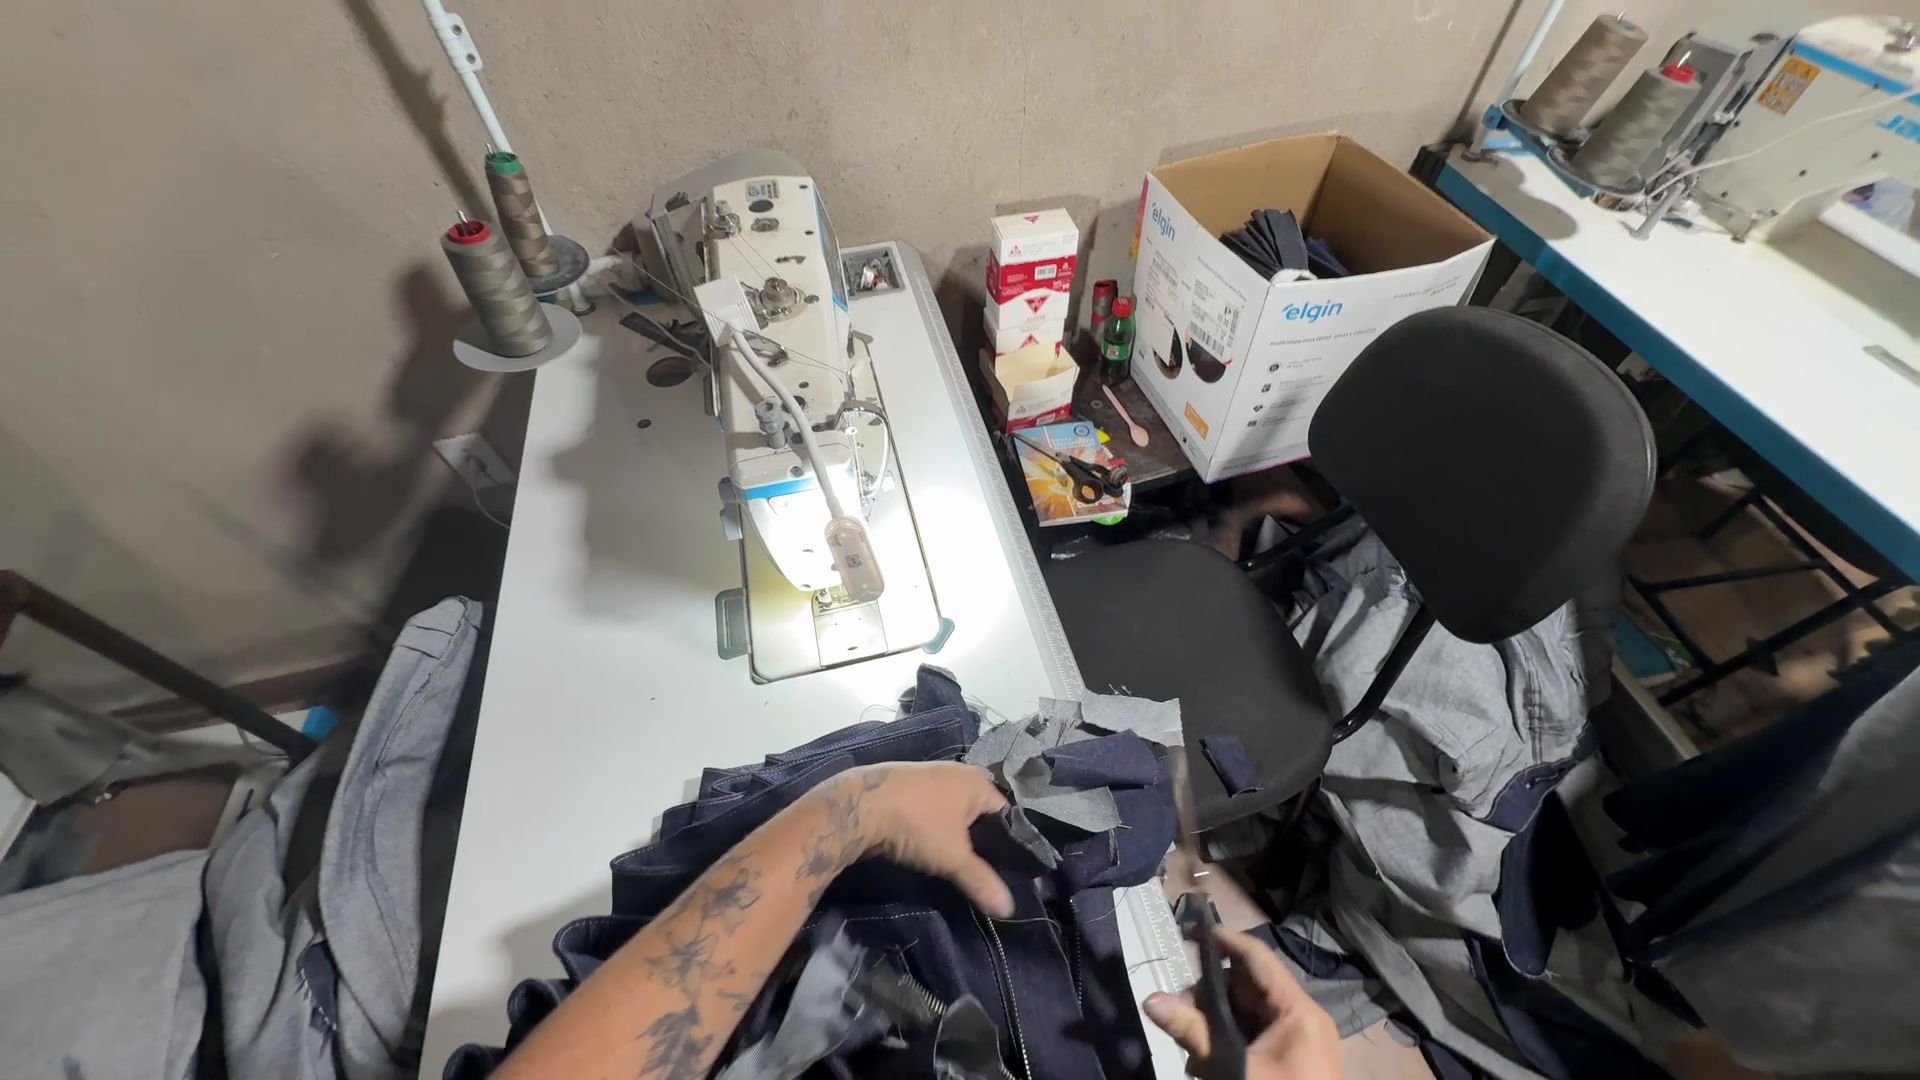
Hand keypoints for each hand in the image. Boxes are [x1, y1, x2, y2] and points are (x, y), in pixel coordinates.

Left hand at [829, 762, 1014, 916]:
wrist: (860, 806)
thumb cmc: (918, 824)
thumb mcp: (953, 858)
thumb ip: (982, 881)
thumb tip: (1010, 910)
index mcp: (978, 782)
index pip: (1007, 815)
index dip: (1011, 844)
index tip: (1011, 873)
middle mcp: (959, 772)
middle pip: (981, 813)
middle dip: (983, 841)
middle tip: (987, 873)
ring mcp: (932, 776)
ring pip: (956, 812)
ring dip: (958, 835)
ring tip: (960, 864)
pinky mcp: (909, 786)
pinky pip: (935, 809)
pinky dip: (937, 827)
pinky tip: (933, 846)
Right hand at [1144, 927, 1342, 1079]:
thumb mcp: (1233, 1068)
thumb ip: (1193, 1030)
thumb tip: (1150, 1000)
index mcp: (1299, 1012)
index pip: (1256, 956)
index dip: (1222, 940)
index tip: (1186, 933)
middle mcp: (1302, 1019)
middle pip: (1246, 986)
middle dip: (1208, 995)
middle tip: (1178, 1011)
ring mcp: (1298, 1042)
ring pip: (1245, 1012)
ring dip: (1214, 1022)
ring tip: (1192, 1048)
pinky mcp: (1290, 1062)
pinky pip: (1253, 1035)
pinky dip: (1228, 1040)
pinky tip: (1205, 1062)